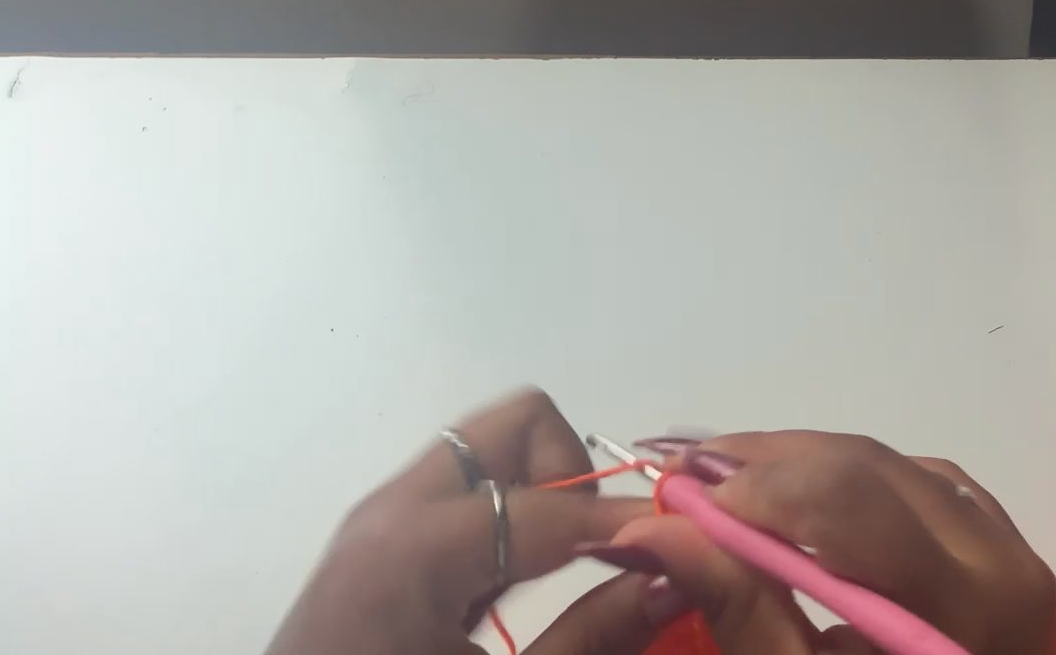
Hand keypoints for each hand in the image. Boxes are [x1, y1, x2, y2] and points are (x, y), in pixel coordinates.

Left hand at [266, 389, 675, 654]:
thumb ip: (594, 638)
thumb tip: (675, 575)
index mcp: (413, 550)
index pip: (554, 506)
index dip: (626, 522)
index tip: (676, 541)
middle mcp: (394, 509)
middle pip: (520, 423)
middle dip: (572, 472)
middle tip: (590, 541)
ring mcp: (381, 517)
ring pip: (495, 446)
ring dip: (544, 487)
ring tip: (554, 563)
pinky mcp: (379, 536)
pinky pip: (470, 482)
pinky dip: (513, 506)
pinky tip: (512, 578)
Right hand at [615, 431, 1055, 654]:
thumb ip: (747, 615)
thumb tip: (662, 529)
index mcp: (970, 601)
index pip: (851, 499)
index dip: (760, 485)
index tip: (679, 491)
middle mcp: (998, 550)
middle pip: (869, 466)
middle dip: (770, 463)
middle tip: (688, 472)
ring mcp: (1004, 537)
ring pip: (888, 463)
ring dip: (804, 464)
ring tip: (729, 478)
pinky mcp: (993, 535)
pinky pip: (912, 481)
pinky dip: (849, 478)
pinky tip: (802, 490)